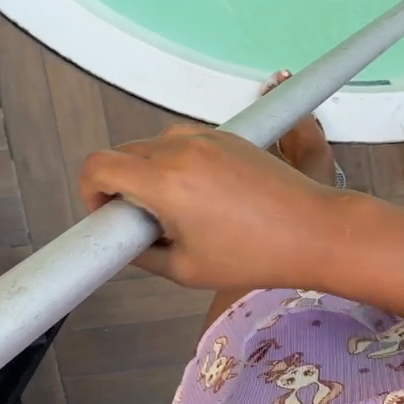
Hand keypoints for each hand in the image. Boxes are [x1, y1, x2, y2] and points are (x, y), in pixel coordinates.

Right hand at [80, 125, 346, 290]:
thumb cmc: (253, 255)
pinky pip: (184, 140)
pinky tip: (202, 193)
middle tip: (143, 221)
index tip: (107, 214)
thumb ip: (142, 252)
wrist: (312, 229)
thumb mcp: (185, 269)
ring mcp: (206, 136)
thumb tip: (124, 239)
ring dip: (149, 170)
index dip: (90, 191)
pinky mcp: (227, 135)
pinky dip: (178, 161)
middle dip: (121, 184)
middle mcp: (180, 148)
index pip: (98, 165)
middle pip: (124, 152)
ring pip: (154, 144)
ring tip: (177, 208)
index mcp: (164, 181)